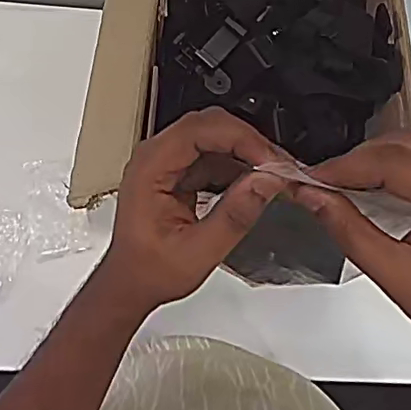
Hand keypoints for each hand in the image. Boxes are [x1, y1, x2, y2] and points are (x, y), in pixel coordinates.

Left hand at [90, 108, 289, 311]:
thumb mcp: (198, 253)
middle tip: (279, 166)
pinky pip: (217, 154)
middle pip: (211, 125)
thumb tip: (265, 182)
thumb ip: (234, 216)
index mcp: (150, 168)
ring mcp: (169, 161)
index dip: (241, 138)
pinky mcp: (182, 170)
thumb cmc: (149, 271)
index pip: (199, 130)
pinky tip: (257, 183)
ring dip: (248, 152)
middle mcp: (156, 156)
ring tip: (274, 176)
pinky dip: (241, 164)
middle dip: (250, 142)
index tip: (269, 160)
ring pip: (217, 136)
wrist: (132, 284)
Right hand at [290, 129, 410, 367]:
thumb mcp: (404, 281)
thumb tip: (318, 200)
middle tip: (321, 183)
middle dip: (358, 161)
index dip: (348, 167)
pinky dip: (398, 165)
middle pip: (408, 146)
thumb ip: (354, 234)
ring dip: (376, 160)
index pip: (398, 162)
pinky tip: (375, 185)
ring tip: (342, 185)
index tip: (314, 179)